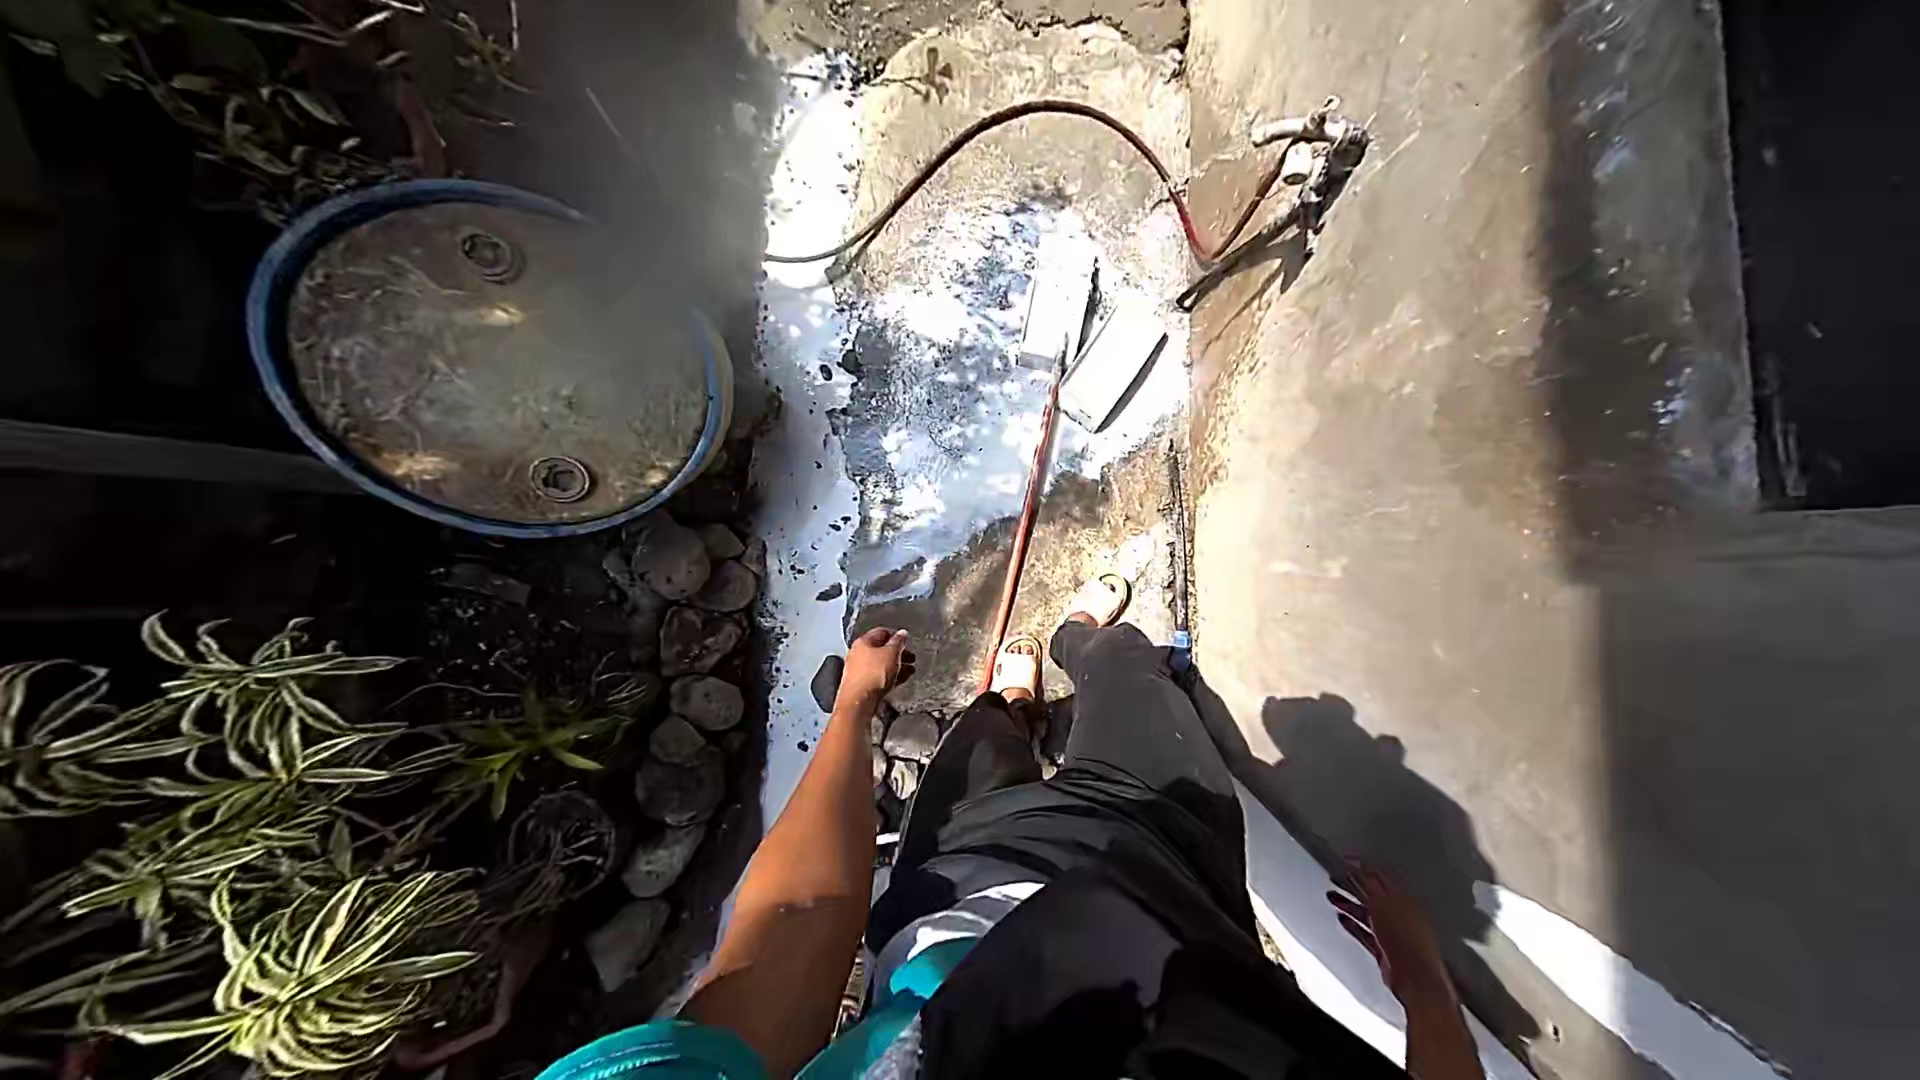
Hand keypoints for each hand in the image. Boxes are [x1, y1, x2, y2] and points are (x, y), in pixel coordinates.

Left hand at [837, 627, 914, 707]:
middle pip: (880, 650)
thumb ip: (898, 642)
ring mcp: (858, 672)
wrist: (858, 703)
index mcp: (862, 642)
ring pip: (880, 666)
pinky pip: (878, 679)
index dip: (896, 635)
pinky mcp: (861, 687)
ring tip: (908, 670)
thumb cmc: (870, 677)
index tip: (905, 640)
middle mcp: (857, 655)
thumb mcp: (892, 654)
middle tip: (909, 657)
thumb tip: (902, 634)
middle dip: (897, 654)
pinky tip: (899, 681)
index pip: (881, 632)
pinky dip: (889, 678)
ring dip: (895, 667)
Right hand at [1327, 861, 1458, 1007]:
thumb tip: (1360, 868)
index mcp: (1406, 902)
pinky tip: (1342, 918)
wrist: (1415, 980)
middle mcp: (1401, 916)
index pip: (1381, 879)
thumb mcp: (1383, 905)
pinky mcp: (1384, 950)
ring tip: (1333, 896)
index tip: (1348, 860)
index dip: (1364, 868)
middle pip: (1373, 896)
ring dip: (1349, 904)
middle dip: (1354, 886)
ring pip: (1366, 914)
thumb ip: (1369, 885)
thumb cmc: (1407, 940)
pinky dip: (1353, 925)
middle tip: (1337, 877)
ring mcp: (1393, 934)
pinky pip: (1364, 932)